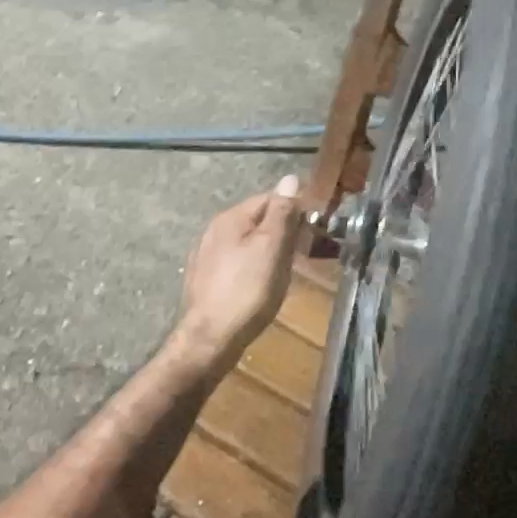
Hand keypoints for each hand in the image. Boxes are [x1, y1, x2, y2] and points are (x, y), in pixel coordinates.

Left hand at [175, 175, 302, 365]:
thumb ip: (282, 213)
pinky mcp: (204, 278)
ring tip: (282, 273)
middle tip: (299, 256)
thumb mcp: (272, 248)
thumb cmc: (247, 291)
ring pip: (246, 242)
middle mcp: (214, 230)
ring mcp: (206, 255)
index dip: (293, 211)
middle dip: (280, 233)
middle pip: (256, 220)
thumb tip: (290, 179)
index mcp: (230, 218)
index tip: (311, 233)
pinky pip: (236, 262)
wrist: (210, 338)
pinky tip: (258, 286)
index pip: (269, 199)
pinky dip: (252, 267)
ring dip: (267, 251)